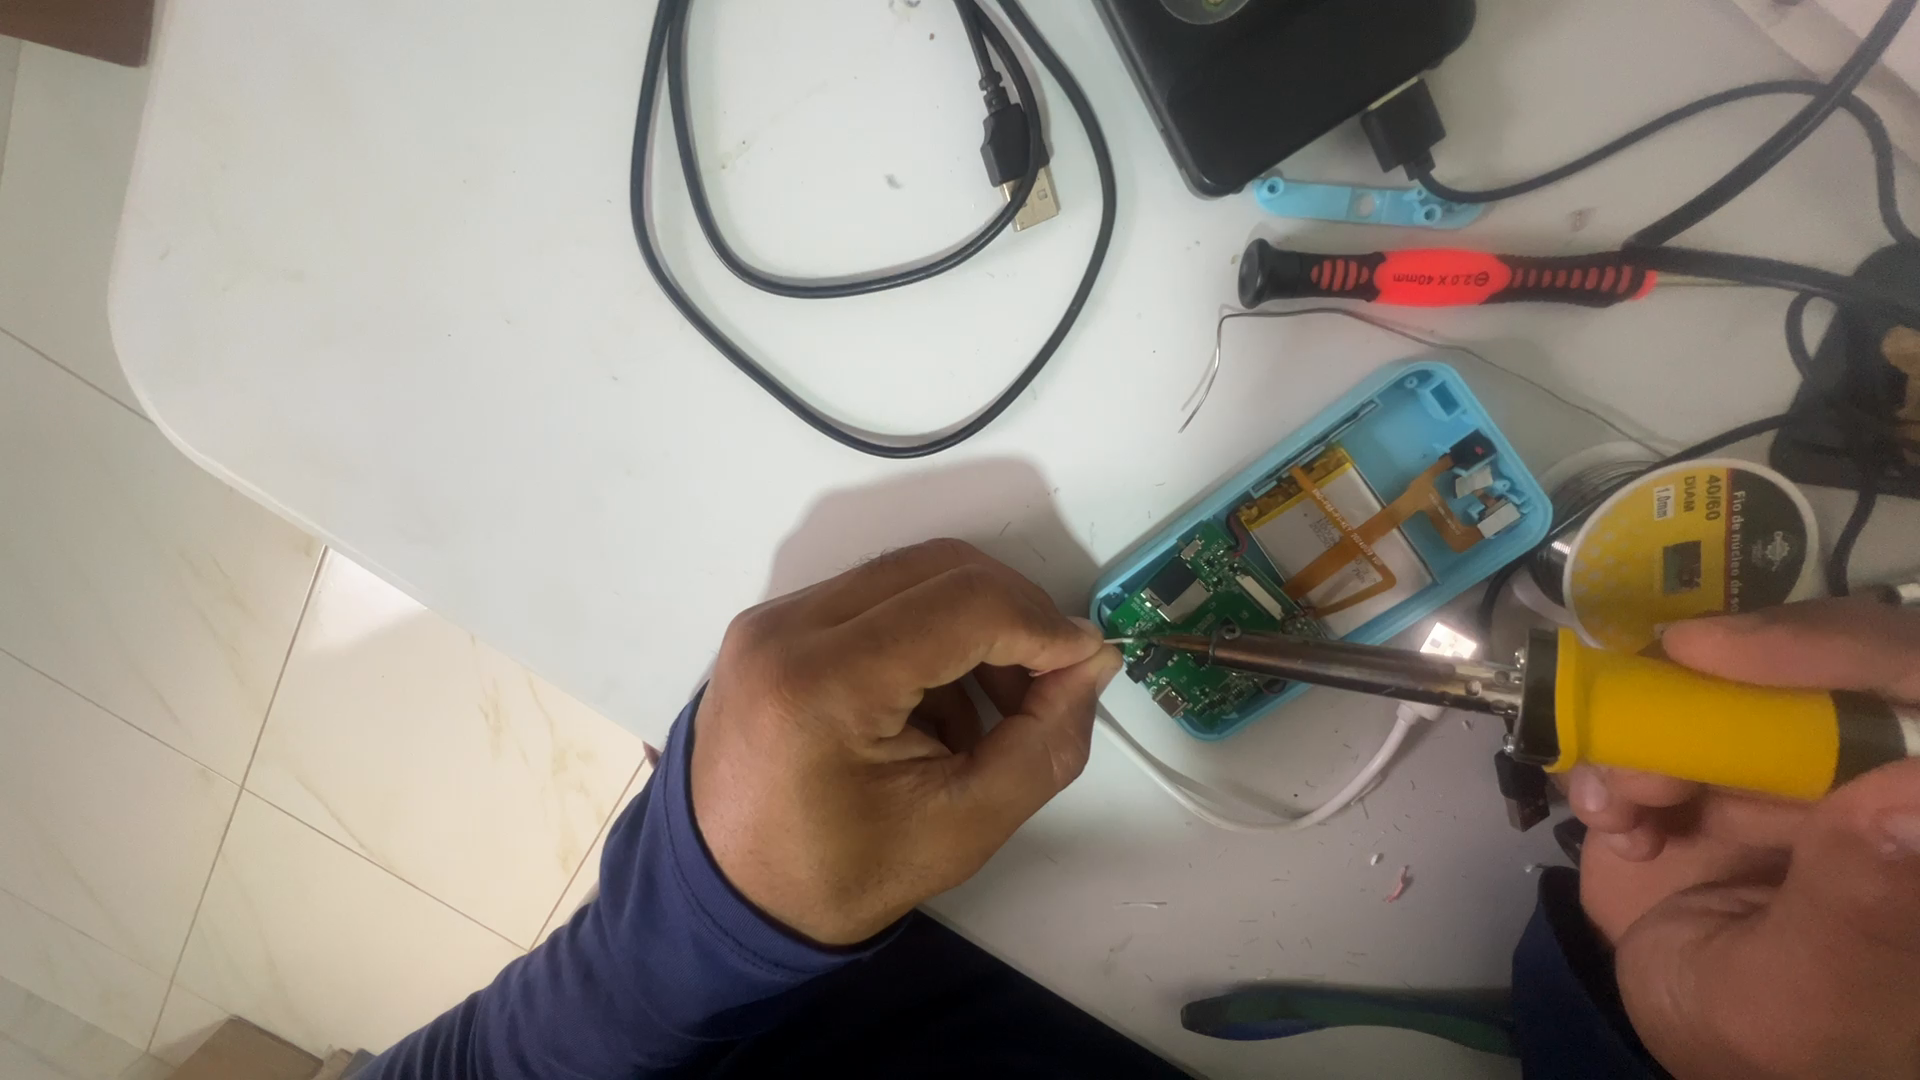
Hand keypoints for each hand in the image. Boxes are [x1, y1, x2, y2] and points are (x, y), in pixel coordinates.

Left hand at [690, 539, 1120, 945]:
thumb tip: (1091, 661)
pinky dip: (931, 630)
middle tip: (1049, 677)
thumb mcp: (963, 828)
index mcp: (824, 683)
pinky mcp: (777, 622)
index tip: (1087, 662)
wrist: (724, 895)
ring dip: (975, 620)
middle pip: (941, 567)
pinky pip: (879, 595)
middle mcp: (790, 626)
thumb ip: (1046, 743)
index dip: (1042, 624)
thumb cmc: (839, 875)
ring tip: (995, 700)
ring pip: (912, 573)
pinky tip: (939, 699)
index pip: (964, 605)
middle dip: (1015, 613)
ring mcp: (775, 617)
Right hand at [1567, 598, 1919, 1079]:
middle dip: (1704, 702)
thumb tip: (1913, 795)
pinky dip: (1605, 765)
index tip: (1717, 652)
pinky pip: (1631, 727)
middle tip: (1649, 757)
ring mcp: (1774, 772)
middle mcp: (1864, 777)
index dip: (1840, 648)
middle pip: (1801, 673)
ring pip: (1698, 693)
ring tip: (1623, 813)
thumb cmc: (1781, 1044)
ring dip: (1639, 742)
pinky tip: (1611, 823)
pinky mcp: (1689, 772)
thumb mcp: (1813, 995)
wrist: (1684, 1038)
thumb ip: (1865, 906)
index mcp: (1917, 822)